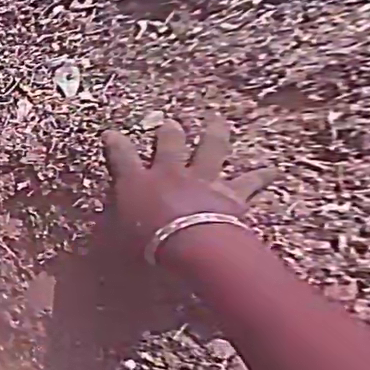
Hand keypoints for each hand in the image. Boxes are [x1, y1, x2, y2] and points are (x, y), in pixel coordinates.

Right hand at [100, 114, 278, 258]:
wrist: (193, 247)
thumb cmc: (146, 243)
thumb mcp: (116, 237)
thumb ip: (112, 226)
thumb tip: (96, 228)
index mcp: (137, 183)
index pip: (121, 157)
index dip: (115, 143)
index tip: (111, 134)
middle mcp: (170, 175)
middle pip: (170, 144)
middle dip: (169, 132)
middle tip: (170, 123)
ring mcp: (203, 182)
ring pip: (210, 150)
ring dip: (214, 134)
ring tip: (217, 122)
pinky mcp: (231, 196)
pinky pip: (250, 183)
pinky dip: (262, 176)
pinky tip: (273, 170)